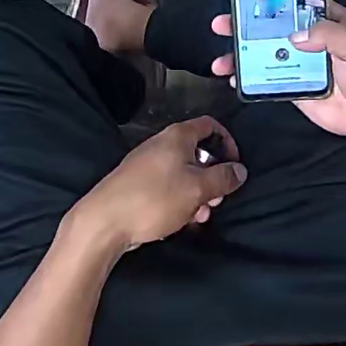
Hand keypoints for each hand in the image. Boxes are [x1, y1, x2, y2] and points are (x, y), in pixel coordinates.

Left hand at [67, 117, 246, 254]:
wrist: (106, 220)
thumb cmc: (155, 198)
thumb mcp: (197, 189)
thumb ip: (223, 178)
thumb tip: (240, 170)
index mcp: (177, 136)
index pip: (210, 125)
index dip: (228, 142)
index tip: (235, 166)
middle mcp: (162, 144)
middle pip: (198, 151)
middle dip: (213, 176)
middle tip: (217, 200)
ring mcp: (148, 164)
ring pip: (184, 173)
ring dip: (198, 193)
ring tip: (199, 216)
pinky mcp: (139, 184)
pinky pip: (169, 186)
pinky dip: (180, 199)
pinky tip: (181, 220)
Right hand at [211, 0, 345, 141]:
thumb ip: (330, 36)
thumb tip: (296, 37)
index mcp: (327, 21)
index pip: (295, 1)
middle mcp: (309, 39)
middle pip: (271, 26)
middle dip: (244, 24)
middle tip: (222, 24)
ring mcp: (300, 63)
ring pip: (264, 53)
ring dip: (240, 55)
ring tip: (221, 60)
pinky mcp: (294, 87)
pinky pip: (267, 80)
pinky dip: (248, 79)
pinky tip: (234, 79)